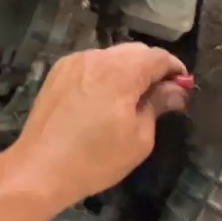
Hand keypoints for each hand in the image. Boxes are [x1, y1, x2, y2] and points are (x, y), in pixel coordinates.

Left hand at [0, 43, 189, 208]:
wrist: (40, 168)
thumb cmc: (96, 159)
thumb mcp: (139, 138)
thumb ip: (158, 105)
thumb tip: (177, 90)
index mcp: (121, 71)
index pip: (158, 57)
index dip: (175, 69)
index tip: (182, 87)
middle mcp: (97, 57)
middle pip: (135, 52)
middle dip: (151, 68)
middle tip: (160, 95)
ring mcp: (75, 61)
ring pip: (112, 56)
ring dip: (127, 70)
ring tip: (130, 99)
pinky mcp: (59, 71)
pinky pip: (91, 64)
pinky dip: (104, 74)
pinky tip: (102, 99)